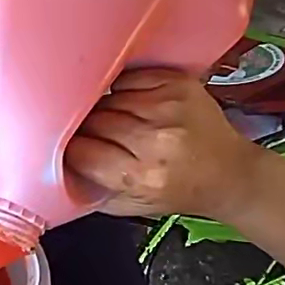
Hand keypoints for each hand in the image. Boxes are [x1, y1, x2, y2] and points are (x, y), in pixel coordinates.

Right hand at [63, 68, 269, 221]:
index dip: (69, 150)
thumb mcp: (129, 206)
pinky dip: (120, 90)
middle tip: (88, 135)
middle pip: (92, 121)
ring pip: (107, 99)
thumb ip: (91, 189)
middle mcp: (158, 140)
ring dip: (101, 109)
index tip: (68, 151)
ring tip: (110, 121)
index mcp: (143, 176)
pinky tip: (128, 103)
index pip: (81, 152)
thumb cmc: (177, 192)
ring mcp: (169, 107)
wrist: (230, 174)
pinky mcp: (178, 84)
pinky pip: (127, 79)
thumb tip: (54, 164)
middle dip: (84, 128)